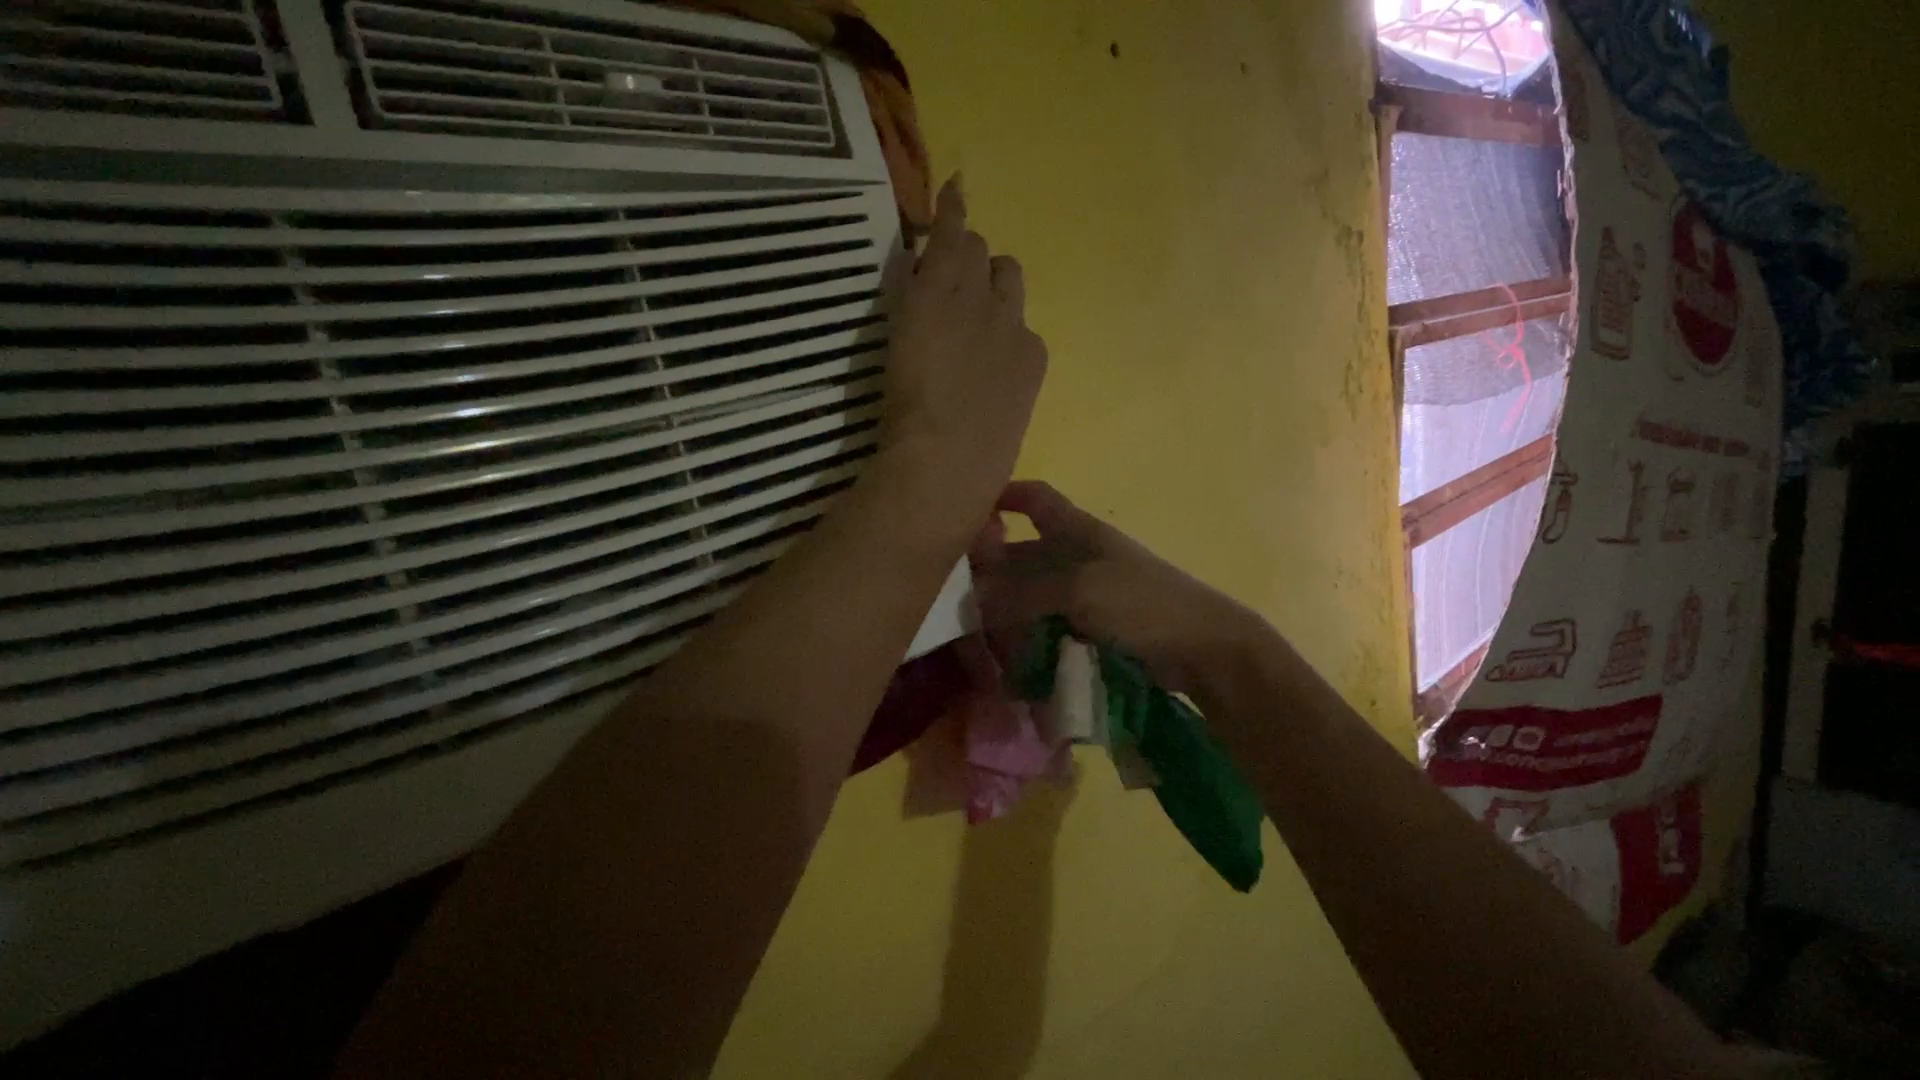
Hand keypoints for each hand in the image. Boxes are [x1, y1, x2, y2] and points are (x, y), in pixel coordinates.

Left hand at [882, 175, 1047, 515]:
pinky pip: (949, 235)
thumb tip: (989, 453)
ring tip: (941, 239)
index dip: (992, 318)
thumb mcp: (994, 449)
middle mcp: (1013, 322)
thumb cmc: (972, 474)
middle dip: (982, 275)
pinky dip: (947, 211)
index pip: (1017, 321)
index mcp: (1031, 363)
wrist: (946, 462)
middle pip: (1005, 276)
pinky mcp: (939, 291)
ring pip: (977, 252)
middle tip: (952, 284)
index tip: (973, 325)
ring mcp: (976, 302)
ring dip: (960, 247)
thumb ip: (991, 427)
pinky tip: (947, 188)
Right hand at [975, 482, 1270, 698]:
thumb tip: (975, 602)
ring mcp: (1087, 593)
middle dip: (990, 567)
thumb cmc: (1143, 603)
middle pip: (1024, 551)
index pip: (1034, 498)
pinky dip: (1028, 634)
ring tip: (972, 629)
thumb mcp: (1078, 590)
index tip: (963, 512)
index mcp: (1078, 530)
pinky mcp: (1094, 628)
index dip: (1001, 497)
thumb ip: (1024, 592)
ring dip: (1005, 607)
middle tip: (952, 592)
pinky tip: (1006, 653)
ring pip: (1033, 593)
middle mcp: (1078, 556)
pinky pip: (1050, 624)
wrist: (1203, 648)